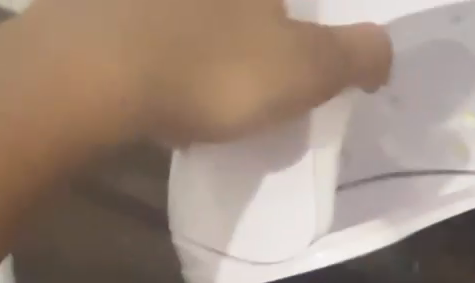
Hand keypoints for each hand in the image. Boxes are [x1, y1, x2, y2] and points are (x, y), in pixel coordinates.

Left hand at [17, 0, 392, 144]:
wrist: (90, 75)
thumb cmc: (213, 66)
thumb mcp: (305, 69)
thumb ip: (355, 55)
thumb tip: (384, 49)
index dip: (317, 18)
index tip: (317, 64)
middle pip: (262, 5)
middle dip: (273, 21)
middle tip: (284, 74)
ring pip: (205, 14)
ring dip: (221, 30)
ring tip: (235, 82)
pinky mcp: (107, 5)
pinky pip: (163, 21)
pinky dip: (178, 41)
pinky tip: (182, 80)